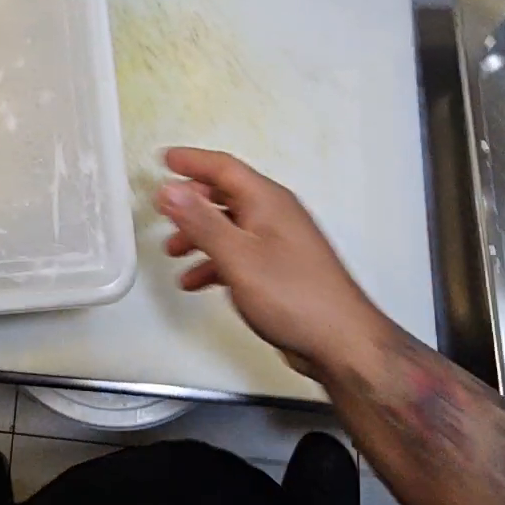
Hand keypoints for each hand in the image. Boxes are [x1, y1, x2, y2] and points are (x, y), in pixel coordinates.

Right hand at [156, 148, 377, 375]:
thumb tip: (168, 189)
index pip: (223, 168)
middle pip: (225, 195)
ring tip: (173, 252)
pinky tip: (197, 281)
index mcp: (267, 201)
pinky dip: (215, 261)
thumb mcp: (237, 256)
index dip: (192, 161)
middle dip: (191, 202)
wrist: (341, 344)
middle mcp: (274, 214)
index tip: (164, 159)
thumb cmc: (291, 295)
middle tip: (163, 212)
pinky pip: (239, 253)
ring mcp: (279, 242)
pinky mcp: (280, 269)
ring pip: (230, 226)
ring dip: (199, 235)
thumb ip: (200, 222)